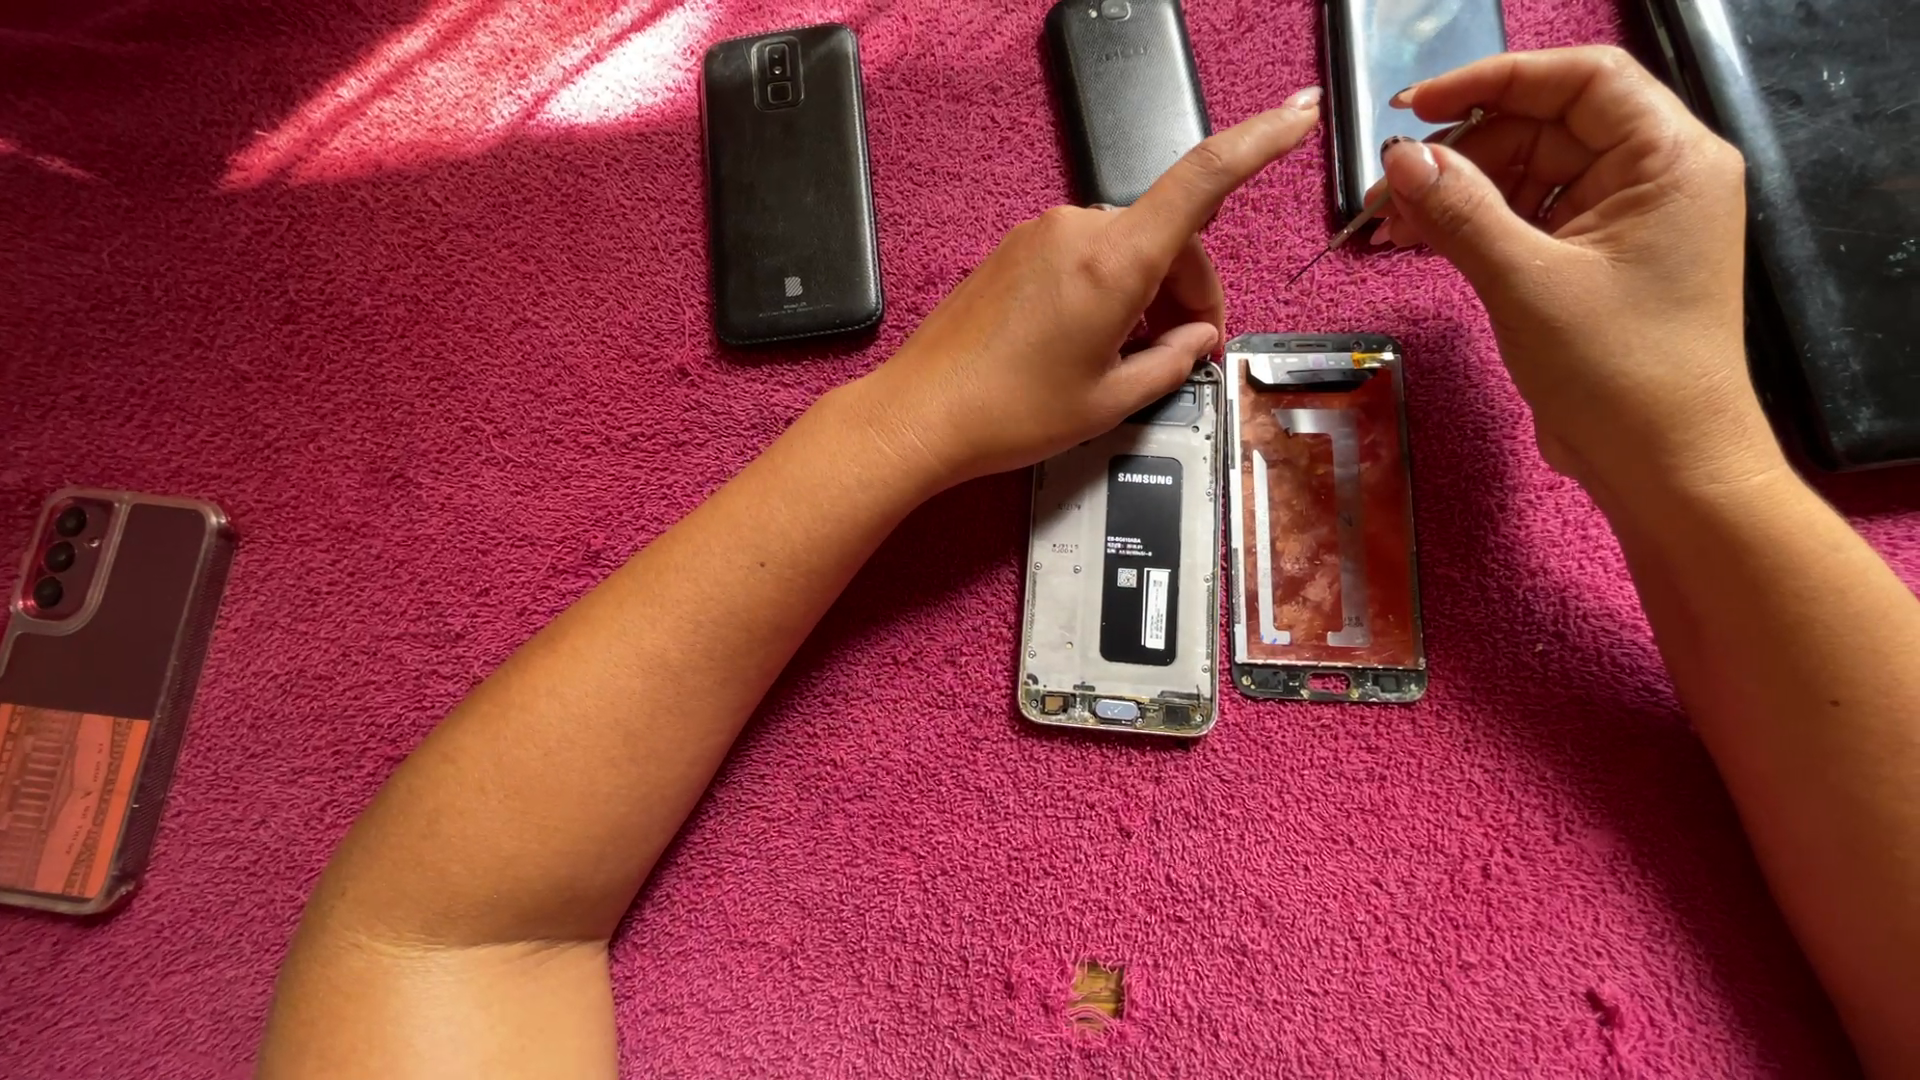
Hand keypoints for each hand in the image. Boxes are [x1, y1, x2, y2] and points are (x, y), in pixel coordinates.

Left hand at [856, 88, 1324, 486]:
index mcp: (1111, 262)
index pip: (1201, 181)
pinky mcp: (1014, 252)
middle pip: (1164, 235)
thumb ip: (1169, 361)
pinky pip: (1083, 256)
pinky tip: (1097, 339)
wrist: (920, 415)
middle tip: (1189, 351)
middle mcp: (1076, 231)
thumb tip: (1196, 337)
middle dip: (1189, 291)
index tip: (1301, 114)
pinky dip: (1108, 288)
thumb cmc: (1011, 415)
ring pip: (1124, 248)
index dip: (1259, 142)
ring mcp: (1038, 237)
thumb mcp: (1109, 402)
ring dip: (1146, 293)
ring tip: (1135, 358)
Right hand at [1370, 47, 1783, 501]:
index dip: (1493, 81)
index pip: (1579, 80)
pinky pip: (1519, 222)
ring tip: (1390, 229)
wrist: (1655, 455)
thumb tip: (1398, 160)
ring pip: (1522, 179)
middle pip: (1541, 130)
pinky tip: (1420, 243)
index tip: (1412, 108)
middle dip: (1458, 156)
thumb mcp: (1526, 281)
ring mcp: (1613, 222)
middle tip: (1385, 194)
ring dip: (1454, 197)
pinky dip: (1468, 230)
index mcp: (1666, 158)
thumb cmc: (1614, 365)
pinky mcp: (1584, 262)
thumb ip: (1461, 212)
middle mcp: (1647, 177)